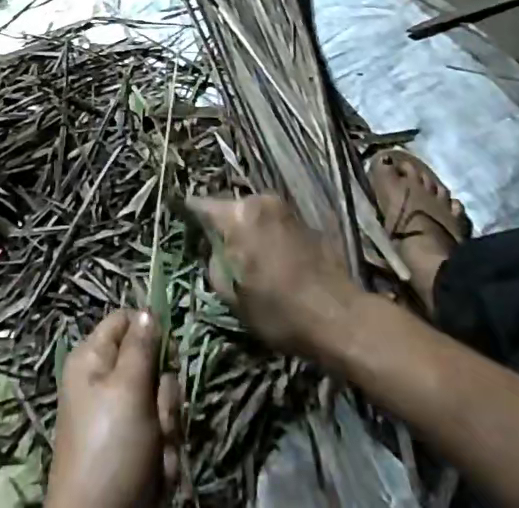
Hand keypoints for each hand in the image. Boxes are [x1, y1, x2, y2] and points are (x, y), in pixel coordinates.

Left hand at [47, 309, 179, 507]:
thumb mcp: (127, 388)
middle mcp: (107, 381)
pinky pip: (164, 433)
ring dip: (167, 425)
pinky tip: (156, 470)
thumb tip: (148, 309)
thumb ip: (142, 346)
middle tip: (156, 413)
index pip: (127, 320)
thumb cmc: (110, 447)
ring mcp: (123, 415)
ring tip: (154, 449)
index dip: (150, 329)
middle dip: (164, 391)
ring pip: (165, 400)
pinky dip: (165, 452)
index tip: (167, 349)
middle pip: (154, 362)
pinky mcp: (137, 445)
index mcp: (93, 359)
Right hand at [185, 194, 367, 359]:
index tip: (180, 221)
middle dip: (221, 226)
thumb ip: (213, 264)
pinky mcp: (304, 220)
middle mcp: (260, 201)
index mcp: (238, 216)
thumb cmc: (279, 310)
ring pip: (252, 215)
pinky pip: (272, 222)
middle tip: (213, 249)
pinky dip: (265, 235)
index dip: (188, 214)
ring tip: (242, 257)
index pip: (201, 205)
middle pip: (229, 208)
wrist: (338, 317)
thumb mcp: (231, 295)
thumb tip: (213, 251)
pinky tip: (267, 259)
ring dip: (245, 230)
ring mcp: (285, 208)